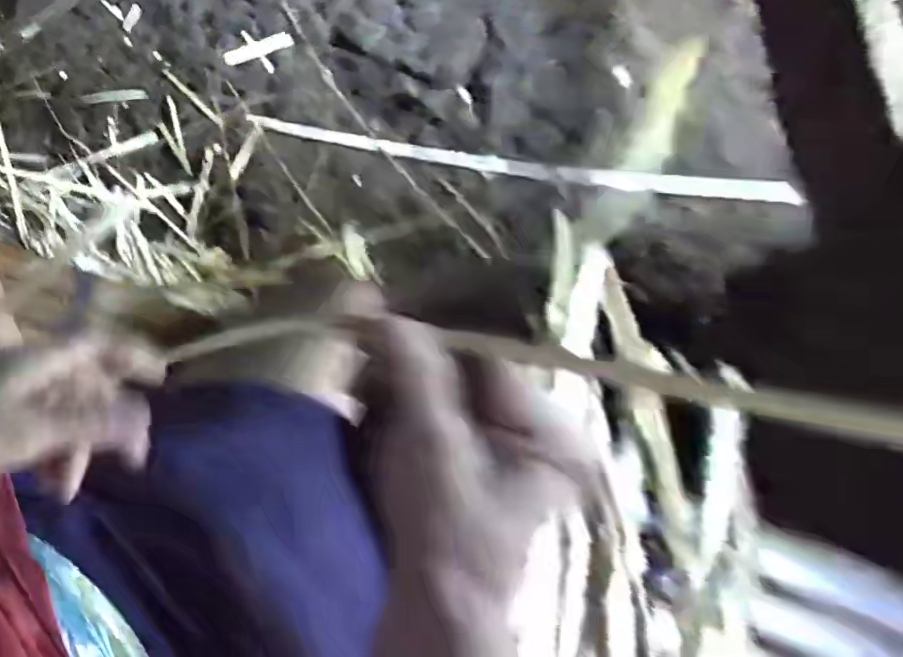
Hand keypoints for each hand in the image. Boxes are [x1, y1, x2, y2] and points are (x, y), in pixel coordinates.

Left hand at [0, 334, 164, 500]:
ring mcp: (15, 387)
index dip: (132, 353)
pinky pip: (43, 422)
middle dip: (106, 423)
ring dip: (76, 445)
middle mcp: (32, 365)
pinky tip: (48, 480)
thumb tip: (142, 417)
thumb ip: (89, 424)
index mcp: (41, 358)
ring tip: (65, 487)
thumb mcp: (33, 431)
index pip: (97, 343)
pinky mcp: (1, 409)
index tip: (162, 377)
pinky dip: (52, 449)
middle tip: (131, 462)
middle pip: (85, 384)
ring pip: (65, 409)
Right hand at [361, 317, 591, 650]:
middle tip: (360, 380)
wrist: (431, 597)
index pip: (476, 352)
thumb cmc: (445, 523)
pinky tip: (364, 416)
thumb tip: (378, 305)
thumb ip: (411, 369)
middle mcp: (520, 422)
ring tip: (360, 405)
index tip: (368, 330)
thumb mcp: (431, 440)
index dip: (420, 338)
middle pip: (445, 363)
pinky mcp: (448, 444)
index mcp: (543, 424)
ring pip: (421, 378)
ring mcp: (483, 434)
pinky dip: (381, 401)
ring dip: (382, 383)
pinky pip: (410, 399)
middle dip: (395, 367)